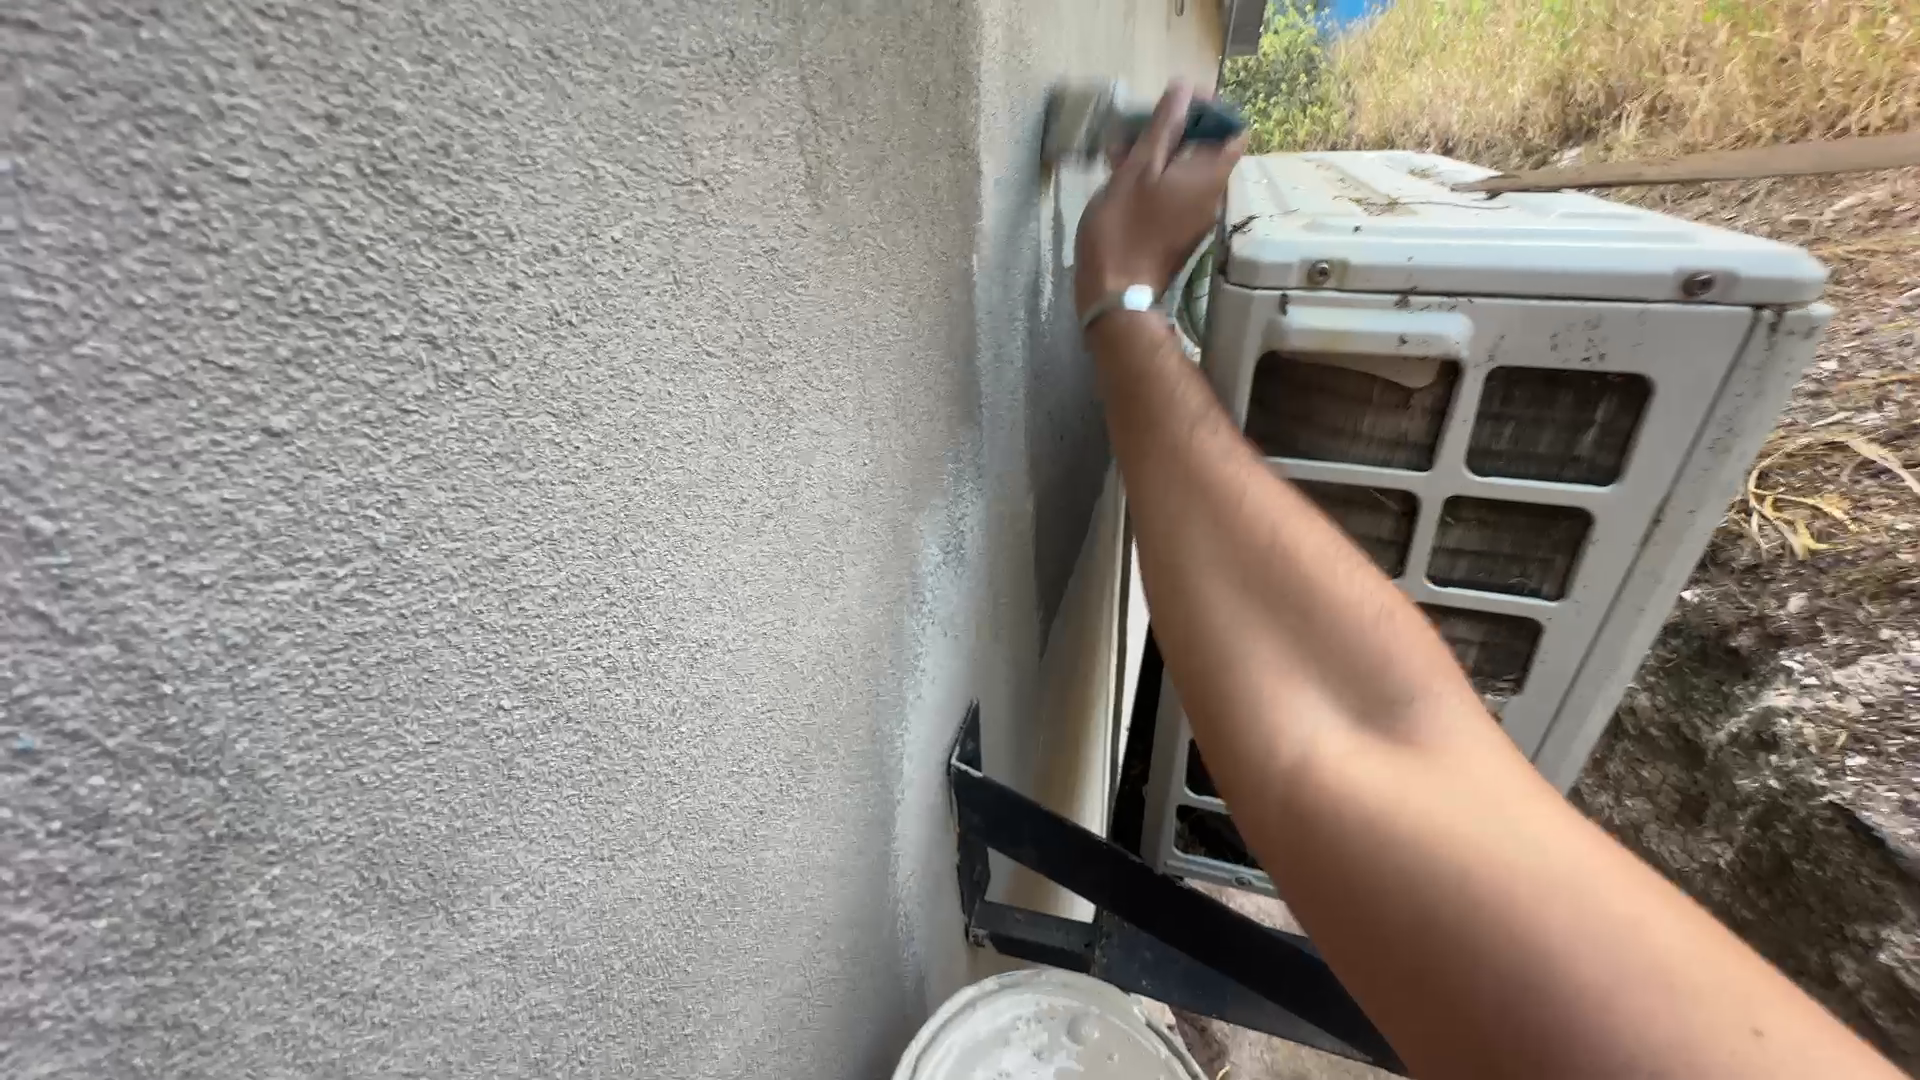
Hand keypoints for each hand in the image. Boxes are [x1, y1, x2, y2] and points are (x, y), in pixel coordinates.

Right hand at [1073, 80, 1246, 317]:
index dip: (1208, 108)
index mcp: (1210, 175)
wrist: (1114, 295)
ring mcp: (1193, 217)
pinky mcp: (1175, 233)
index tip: (1173, 102)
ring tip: (1117, 149)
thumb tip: (1184, 89)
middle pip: (1205, 148)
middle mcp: (1211, 195)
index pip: (1231, 127)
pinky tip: (1119, 176)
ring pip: (1183, 171)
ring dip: (1155, 153)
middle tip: (1134, 125)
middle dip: (1172, 129)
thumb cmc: (1124, 229)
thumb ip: (1163, 126)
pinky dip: (1152, 179)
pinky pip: (1171, 194)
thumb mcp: (1138, 169)